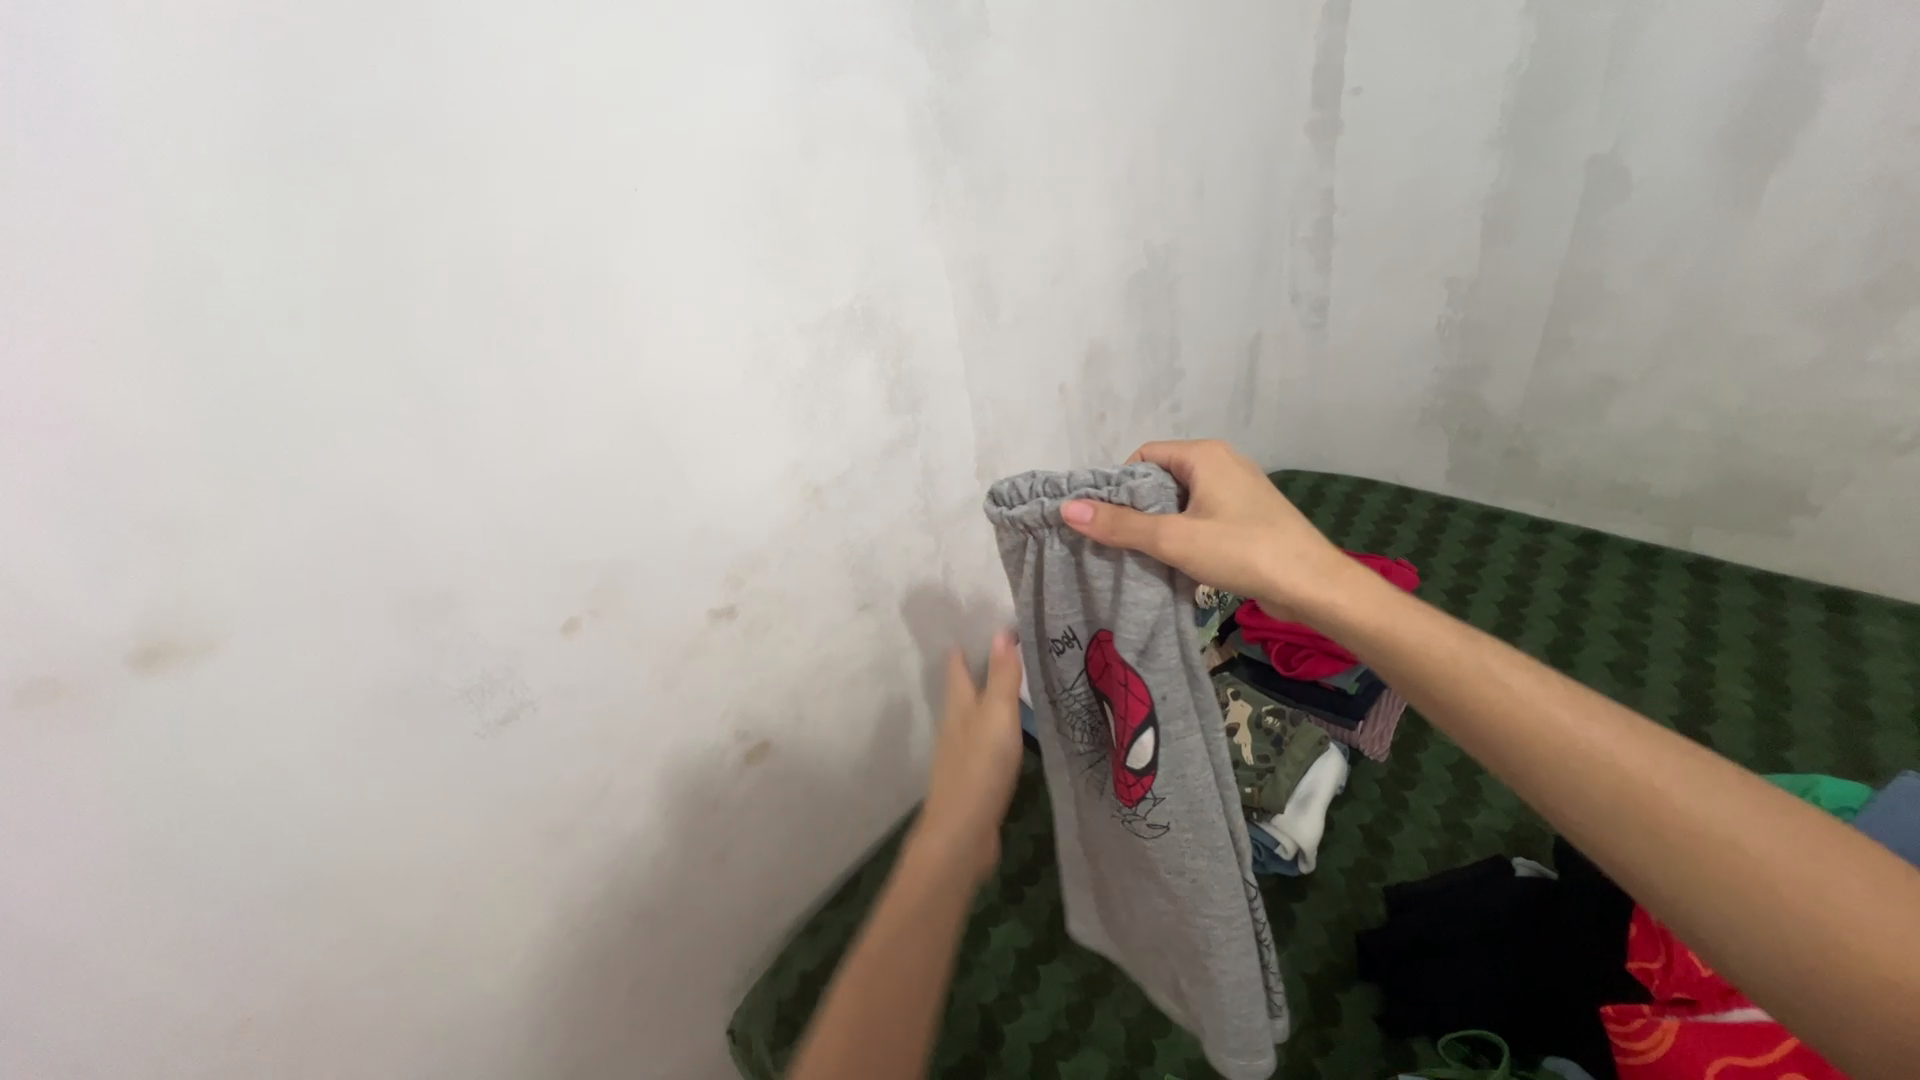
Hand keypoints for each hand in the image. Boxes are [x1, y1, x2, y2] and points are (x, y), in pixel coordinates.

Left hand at [910, 630, 1025, 887]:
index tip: (982, 623)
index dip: (967, 645)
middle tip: (1007, 648)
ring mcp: (963, 753)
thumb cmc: (979, 767)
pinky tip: (1013, 735)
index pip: (959, 666)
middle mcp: (956, 724)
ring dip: (991, 700)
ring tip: (1015, 685)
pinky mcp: (975, 778)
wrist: (962, 834)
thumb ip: (1002, 677)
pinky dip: (999, 730)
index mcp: (959, 705)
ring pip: (976, 716)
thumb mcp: (997, 715)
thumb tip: (1001, 631)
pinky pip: (987, 743)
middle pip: (965, 690)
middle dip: (980, 670)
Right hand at [1060, 439, 1354, 618]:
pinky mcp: (1249, 514)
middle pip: (1161, 477)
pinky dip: (1185, 531)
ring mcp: (1239, 488)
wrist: (1314, 586)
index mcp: (1204, 454)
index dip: (1118, 487)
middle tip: (1120, 542)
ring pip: (1181, 499)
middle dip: (1137, 507)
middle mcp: (1222, 461)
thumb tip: (1066, 508)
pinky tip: (1178, 560)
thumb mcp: (1173, 539)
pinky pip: (1202, 514)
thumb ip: (1120, 525)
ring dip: (1161, 524)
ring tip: (1145, 554)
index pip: (1142, 457)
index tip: (1106, 521)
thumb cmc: (1242, 551)